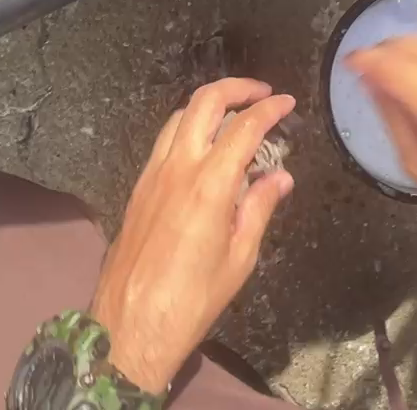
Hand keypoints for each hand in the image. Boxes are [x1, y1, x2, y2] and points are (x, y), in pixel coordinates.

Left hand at [90, 78, 295, 392]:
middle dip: (237, 87)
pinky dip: (190, 125)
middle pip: (205, 101)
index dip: (271, 108)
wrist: (128, 329)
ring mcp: (153, 173)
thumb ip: (260, 207)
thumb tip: (281, 177)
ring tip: (235, 113)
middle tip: (262, 93)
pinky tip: (205, 145)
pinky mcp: (139, 186)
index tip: (288, 102)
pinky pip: (166, 138)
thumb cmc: (193, 299)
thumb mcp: (239, 258)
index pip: (245, 126)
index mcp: (210, 184)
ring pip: (181, 114)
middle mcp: (179, 166)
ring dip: (210, 103)